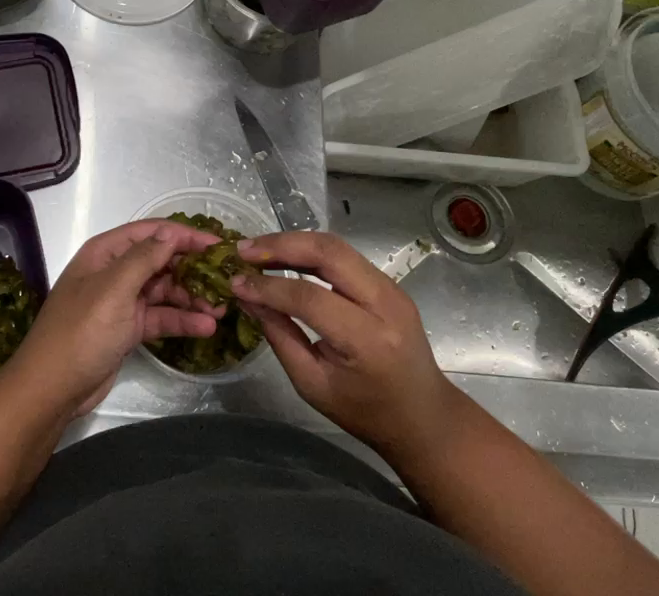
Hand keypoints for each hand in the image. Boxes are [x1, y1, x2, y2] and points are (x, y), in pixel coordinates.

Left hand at [3, 220, 224, 416]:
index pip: (151, 233)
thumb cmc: (81, 331)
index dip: (184, 236)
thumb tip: (171, 232)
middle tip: (226, 282)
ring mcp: (121, 301)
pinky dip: (181, 320)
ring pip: (164, 291)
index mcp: (105, 253)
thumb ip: (144, 258)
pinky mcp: (127, 329)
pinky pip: (160, 317)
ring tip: (222, 309)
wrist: (51, 388)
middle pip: (161, 261)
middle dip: (192, 270)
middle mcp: (114, 272)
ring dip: (191, 297)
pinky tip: (206, 327)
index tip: (218, 246)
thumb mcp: (113, 289)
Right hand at [231, 231, 459, 464]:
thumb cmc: (365, 411)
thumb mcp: (312, 384)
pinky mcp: (389, 284)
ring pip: (337, 247)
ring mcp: (391, 289)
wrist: (424, 416)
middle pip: (328, 253)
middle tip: (244, 251)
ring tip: (258, 250)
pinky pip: (345, 256)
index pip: (309, 297)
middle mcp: (385, 304)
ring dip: (294, 242)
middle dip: (281, 245)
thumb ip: (280, 336)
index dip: (268, 287)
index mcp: (367, 339)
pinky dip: (311, 251)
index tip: (234, 281)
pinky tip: (285, 257)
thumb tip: (247, 297)